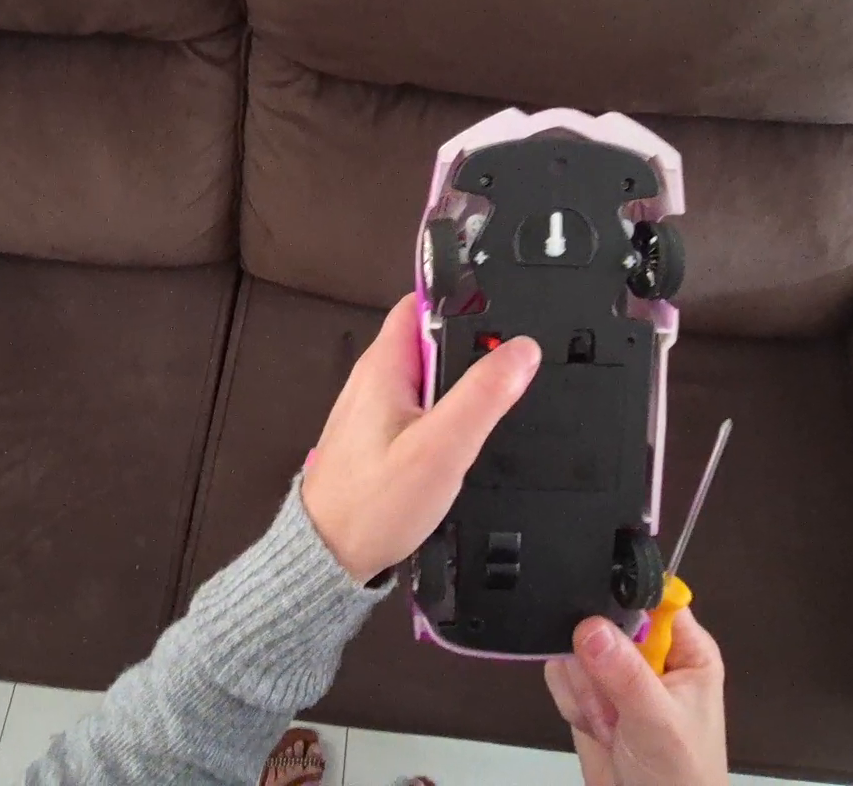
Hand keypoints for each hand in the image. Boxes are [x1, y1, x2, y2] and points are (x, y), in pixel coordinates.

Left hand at [301, 294, 540, 581]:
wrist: (331, 554)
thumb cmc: (374, 503)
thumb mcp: (441, 447)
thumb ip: (482, 396)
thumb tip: (521, 351)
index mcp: (383, 365)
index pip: (420, 303)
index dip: (460, 298)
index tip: (501, 307)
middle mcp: (374, 378)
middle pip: (429, 338)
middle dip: (469, 346)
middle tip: (510, 367)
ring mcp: (373, 406)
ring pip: (427, 376)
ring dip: (458, 383)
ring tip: (494, 403)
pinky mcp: (377, 434)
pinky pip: (418, 405)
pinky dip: (444, 411)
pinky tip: (462, 435)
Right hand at [544, 610, 728, 785]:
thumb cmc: (680, 781)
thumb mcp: (659, 726)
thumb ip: (625, 674)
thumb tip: (589, 625)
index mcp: (685, 647)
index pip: (652, 594)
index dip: (621, 593)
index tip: (596, 614)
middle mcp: (649, 650)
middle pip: (601, 614)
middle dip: (594, 659)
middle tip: (608, 697)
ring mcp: (614, 669)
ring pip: (574, 644)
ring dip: (584, 688)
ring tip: (608, 723)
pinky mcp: (587, 688)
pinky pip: (559, 671)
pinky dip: (570, 702)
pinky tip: (594, 727)